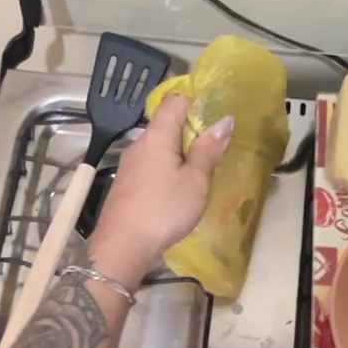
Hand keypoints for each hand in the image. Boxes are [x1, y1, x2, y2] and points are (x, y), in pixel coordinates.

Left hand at [88, 94, 232, 279]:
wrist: (122, 246)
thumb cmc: (164, 210)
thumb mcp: (196, 181)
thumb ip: (209, 149)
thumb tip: (225, 120)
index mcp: (157, 135)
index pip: (175, 101)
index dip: (196, 103)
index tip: (215, 120)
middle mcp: (140, 143)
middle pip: (167, 123)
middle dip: (191, 131)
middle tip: (214, 150)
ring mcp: (130, 163)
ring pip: (159, 145)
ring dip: (179, 152)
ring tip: (200, 171)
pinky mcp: (126, 182)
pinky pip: (151, 162)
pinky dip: (167, 167)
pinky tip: (177, 188)